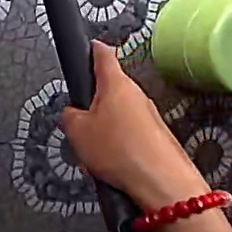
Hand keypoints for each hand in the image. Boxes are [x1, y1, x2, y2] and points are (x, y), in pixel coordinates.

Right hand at [60, 41, 209, 209]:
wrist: (163, 184)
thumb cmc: (124, 153)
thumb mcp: (76, 131)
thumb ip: (68, 115)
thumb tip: (70, 114)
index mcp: (116, 84)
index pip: (103, 54)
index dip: (91, 49)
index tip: (88, 46)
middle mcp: (137, 95)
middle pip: (108, 89)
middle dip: (91, 104)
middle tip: (79, 121)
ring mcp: (149, 116)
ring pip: (117, 114)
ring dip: (104, 128)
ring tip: (96, 150)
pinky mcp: (156, 137)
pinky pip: (129, 135)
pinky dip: (118, 146)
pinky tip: (112, 163)